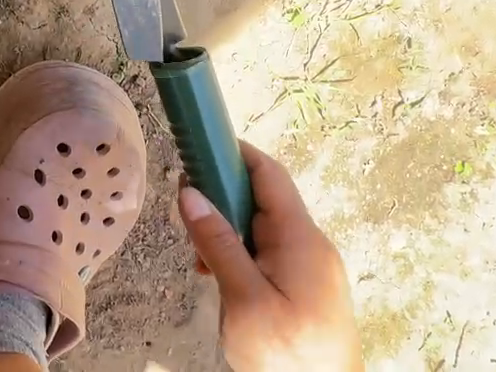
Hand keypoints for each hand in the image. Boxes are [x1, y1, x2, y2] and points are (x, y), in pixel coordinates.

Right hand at [178, 142, 363, 371]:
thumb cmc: (286, 355)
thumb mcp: (244, 300)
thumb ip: (217, 243)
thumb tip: (189, 191)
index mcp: (302, 240)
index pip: (268, 173)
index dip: (232, 151)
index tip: (193, 144)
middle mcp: (310, 246)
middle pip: (259, 198)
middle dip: (218, 197)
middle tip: (185, 215)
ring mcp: (310, 268)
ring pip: (258, 226)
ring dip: (223, 230)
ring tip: (199, 258)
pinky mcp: (304, 288)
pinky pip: (264, 251)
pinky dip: (235, 251)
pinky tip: (216, 276)